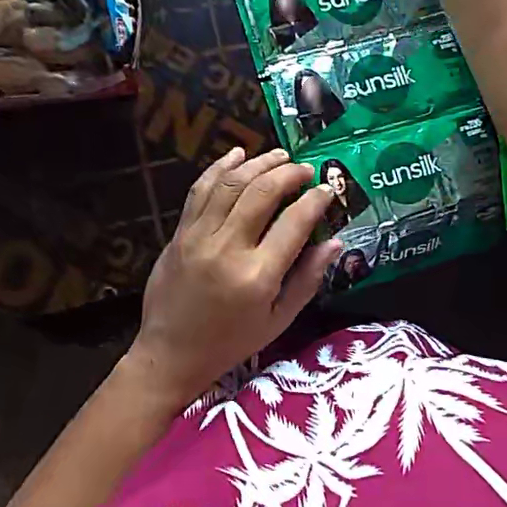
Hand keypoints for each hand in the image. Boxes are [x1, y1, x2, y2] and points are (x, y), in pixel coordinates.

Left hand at [123, 147, 341, 408]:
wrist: (170, 352)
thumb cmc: (231, 342)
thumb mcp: (278, 320)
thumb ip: (308, 279)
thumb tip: (336, 242)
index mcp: (257, 276)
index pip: (294, 223)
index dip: (315, 200)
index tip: (327, 190)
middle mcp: (227, 248)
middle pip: (261, 193)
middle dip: (288, 173)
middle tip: (305, 169)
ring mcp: (199, 236)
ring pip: (230, 184)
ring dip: (258, 163)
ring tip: (280, 155)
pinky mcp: (180, 232)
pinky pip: (200, 190)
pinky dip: (219, 167)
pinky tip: (238, 154)